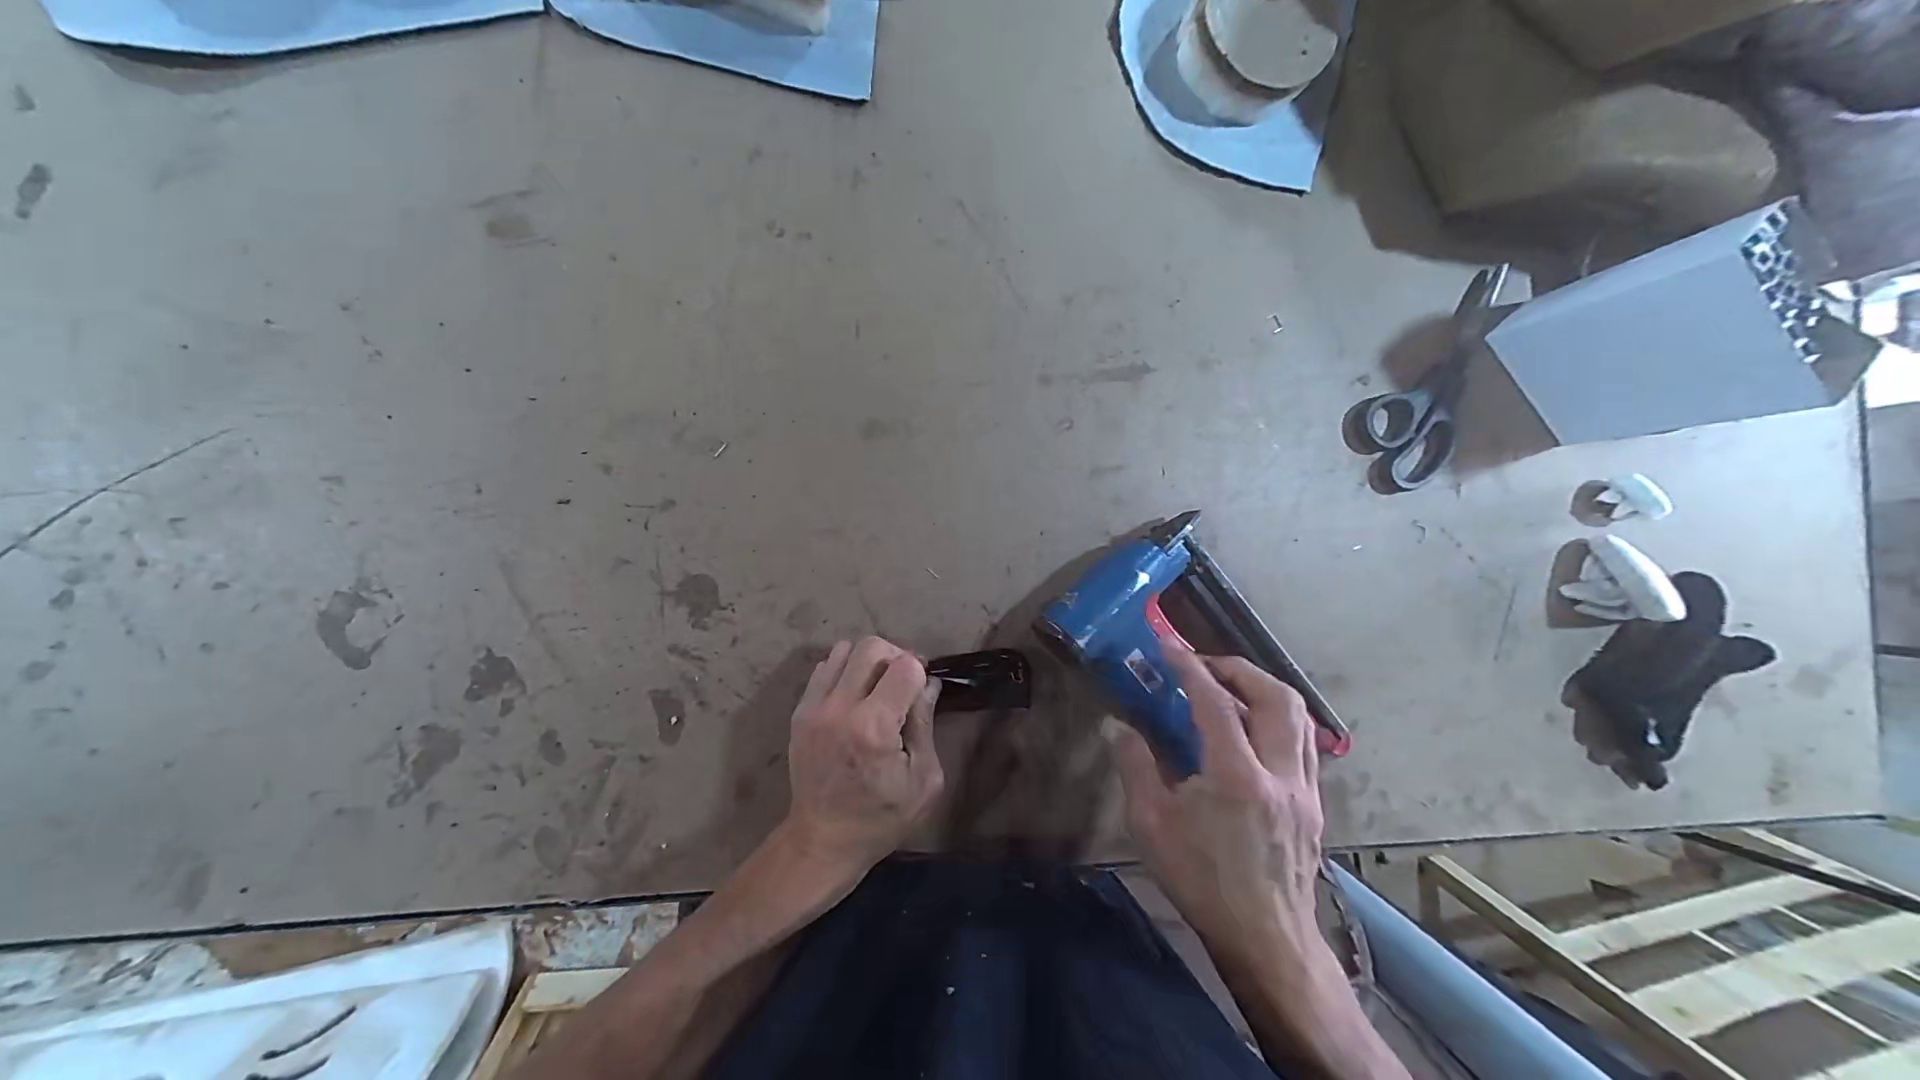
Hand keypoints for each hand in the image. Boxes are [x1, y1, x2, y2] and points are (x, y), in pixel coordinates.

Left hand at [778, 637, 943, 881]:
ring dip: (868, 661)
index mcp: (874, 728)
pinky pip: (823, 668)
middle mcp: (840, 709)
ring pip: (845, 650)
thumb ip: (924, 724)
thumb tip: (929, 684)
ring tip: (877, 687)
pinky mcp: (799, 712)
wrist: (823, 840)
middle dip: (896, 656)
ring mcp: (814, 708)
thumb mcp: (923, 780)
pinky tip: (854, 696)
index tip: (923, 689)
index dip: (921, 672)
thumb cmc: (881, 818)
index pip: (905, 666)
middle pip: (872, 647)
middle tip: (904, 682)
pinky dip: (844, 670)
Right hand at [1116, 648, 1327, 967]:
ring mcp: (1304, 787)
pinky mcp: (1313, 802)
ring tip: (1230, 688)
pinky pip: (1304, 742)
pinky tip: (1253, 730)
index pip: (1215, 703)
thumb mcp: (1151, 826)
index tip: (1170, 647)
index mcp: (1236, 776)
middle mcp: (1279, 772)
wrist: (1265, 937)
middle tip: (1206, 666)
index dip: (1190, 668)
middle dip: (1240, 669)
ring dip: (1264, 690)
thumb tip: (1121, 728)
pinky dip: (1278, 720)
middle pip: (1276, 696)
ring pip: (1300, 716)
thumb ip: (1135, 768)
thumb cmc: (1202, 881)